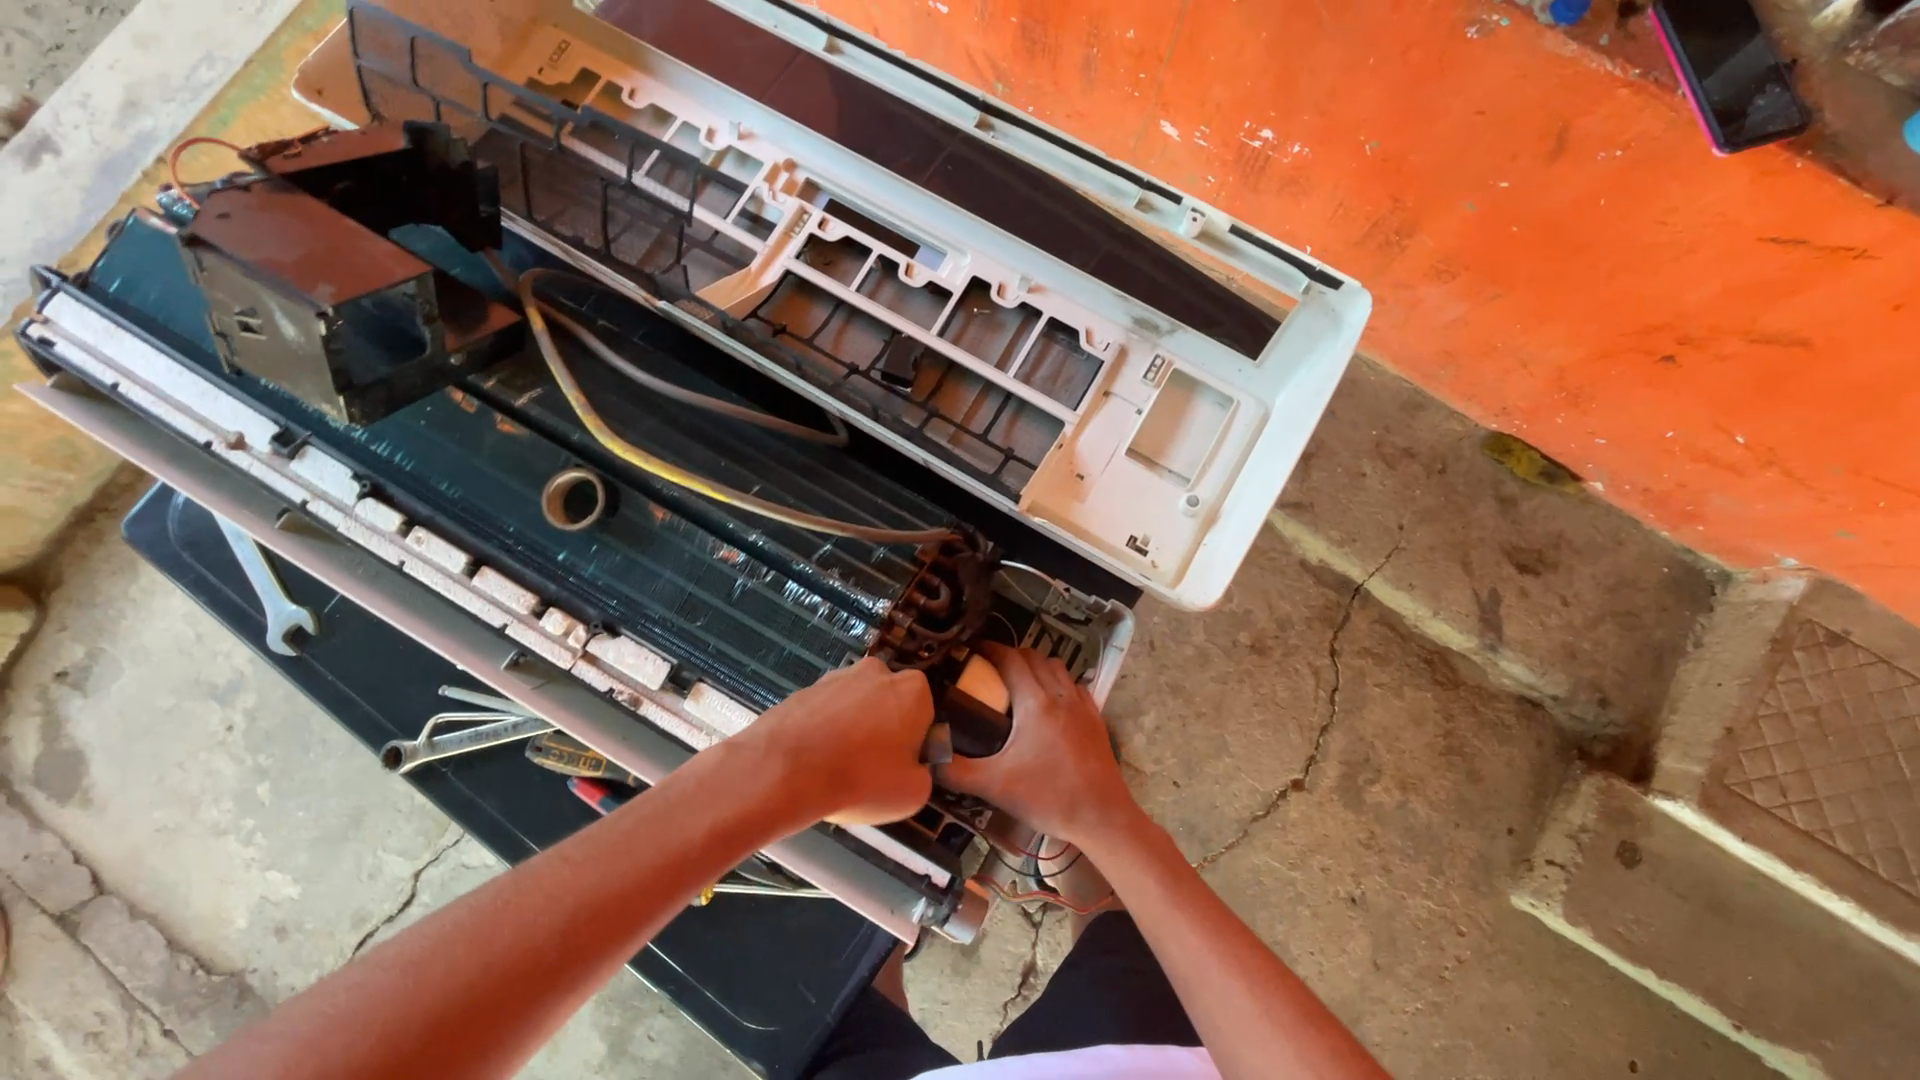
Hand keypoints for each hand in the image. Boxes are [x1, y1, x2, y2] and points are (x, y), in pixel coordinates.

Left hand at [743, 657, 933, 825]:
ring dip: (851, 730)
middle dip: (882, 730)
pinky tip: (813, 761)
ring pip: (854, 707)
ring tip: (836, 768)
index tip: (899, 767)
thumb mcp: (913, 793)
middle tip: (870, 769)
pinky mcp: (803, 689)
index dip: (913, 744)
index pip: (924, 715)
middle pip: (888, 705)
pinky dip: (822, 732)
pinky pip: (823, 713)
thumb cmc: (861, 778)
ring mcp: (836, 677)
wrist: (785, 771)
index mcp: (913, 689)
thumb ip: (923, 775)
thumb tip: (912, 769)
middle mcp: (876, 672)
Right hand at [935, 644, 1139, 846]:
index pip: (1010, 659)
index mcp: (1036, 703)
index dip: (990, 649)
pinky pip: (1075, 687)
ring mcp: (1082, 706)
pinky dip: (1058, 683)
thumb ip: (956, 770)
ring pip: (1058, 668)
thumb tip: (928, 755)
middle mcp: (1061, 695)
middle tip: (989, 668)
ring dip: (1036, 666)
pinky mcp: (1096, 720)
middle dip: (1011, 655)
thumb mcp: (994, 787)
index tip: (972, 650)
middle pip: (1035, 657)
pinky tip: (1050, 704)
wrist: (1102, 818)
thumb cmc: (1048, 798)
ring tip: (1018, 682)